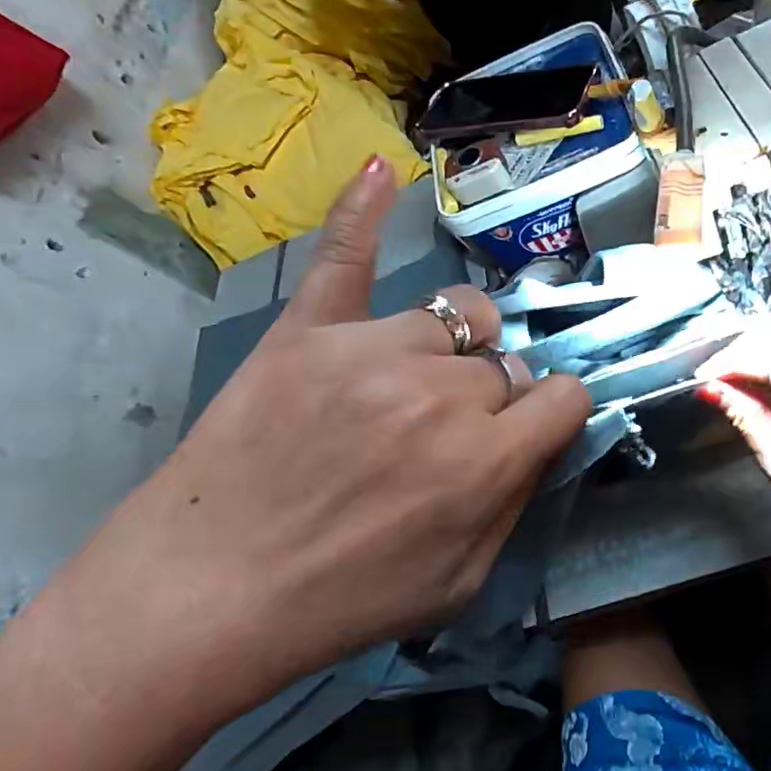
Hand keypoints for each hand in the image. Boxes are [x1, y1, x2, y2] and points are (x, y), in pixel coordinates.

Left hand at [59, 158, 590, 717]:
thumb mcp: (462, 580)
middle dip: (493, 397)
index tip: (531, 431)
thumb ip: (517, 500)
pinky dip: (364, 209)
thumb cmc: (343, 602)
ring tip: (414, 379)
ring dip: (453, 347)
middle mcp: (442, 392)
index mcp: (485, 460)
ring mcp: (372, 350)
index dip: (554, 414)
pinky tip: (383, 168)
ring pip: (456, 315)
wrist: (205, 594)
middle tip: (445, 436)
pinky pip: (346, 253)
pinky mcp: (309, 331)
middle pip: (506, 361)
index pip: (565, 396)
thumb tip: (543, 437)